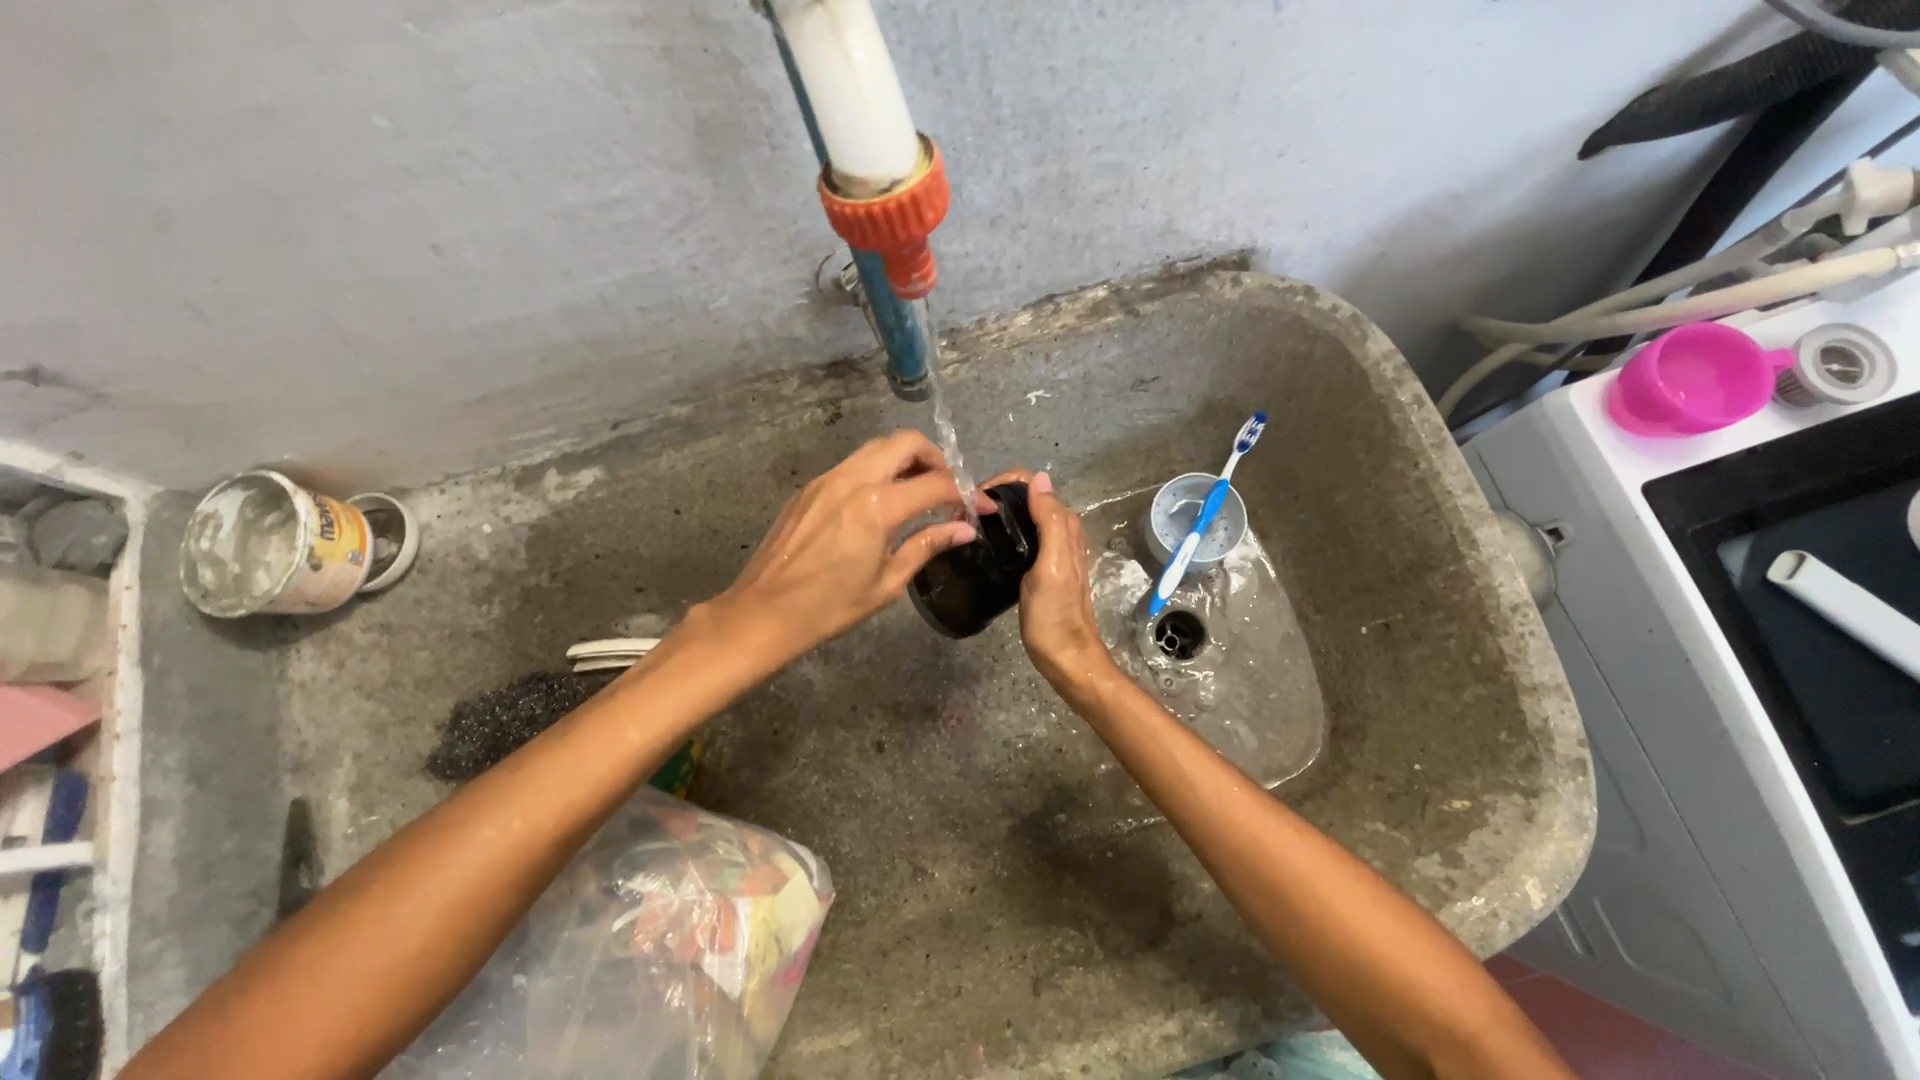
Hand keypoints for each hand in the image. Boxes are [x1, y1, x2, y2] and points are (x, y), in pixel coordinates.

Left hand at [711, 431, 980, 660]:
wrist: (764, 612)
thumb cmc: (829, 607)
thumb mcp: (887, 582)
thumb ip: (927, 545)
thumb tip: (964, 529)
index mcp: (876, 506)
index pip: (935, 484)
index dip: (966, 493)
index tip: (981, 507)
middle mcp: (852, 479)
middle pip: (905, 442)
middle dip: (936, 458)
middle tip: (948, 488)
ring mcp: (826, 479)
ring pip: (876, 448)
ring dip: (905, 460)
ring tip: (918, 492)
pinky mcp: (809, 488)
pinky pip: (852, 465)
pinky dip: (877, 471)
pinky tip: (882, 503)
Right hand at [982, 468, 1116, 691]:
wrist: (1065, 657)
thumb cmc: (1054, 616)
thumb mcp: (1051, 566)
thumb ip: (1050, 521)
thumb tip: (1039, 478)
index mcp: (1065, 526)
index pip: (1032, 484)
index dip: (1002, 486)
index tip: (974, 504)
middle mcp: (1061, 531)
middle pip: (1026, 496)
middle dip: (994, 498)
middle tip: (963, 517)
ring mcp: (1052, 549)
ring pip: (1022, 515)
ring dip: (995, 513)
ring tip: (966, 527)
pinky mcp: (1041, 565)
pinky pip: (1022, 535)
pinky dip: (1002, 531)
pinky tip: (985, 544)